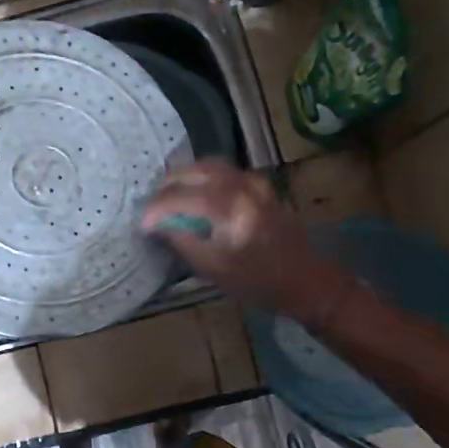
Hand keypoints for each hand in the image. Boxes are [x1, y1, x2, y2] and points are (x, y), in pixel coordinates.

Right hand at [142, 162, 353, 319]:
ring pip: (209, 166)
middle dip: (167, 186)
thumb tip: (157, 225)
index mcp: (228, 207)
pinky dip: (204, 178)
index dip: (155, 209)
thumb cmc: (258, 281)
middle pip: (194, 171)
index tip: (142, 224)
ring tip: (169, 197)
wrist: (306, 281)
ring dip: (185, 178)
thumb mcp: (212, 268)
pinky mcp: (261, 186)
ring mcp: (254, 182)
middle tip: (152, 207)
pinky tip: (196, 195)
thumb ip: (182, 241)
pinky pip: (225, 172)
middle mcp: (241, 185)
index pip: (179, 197)